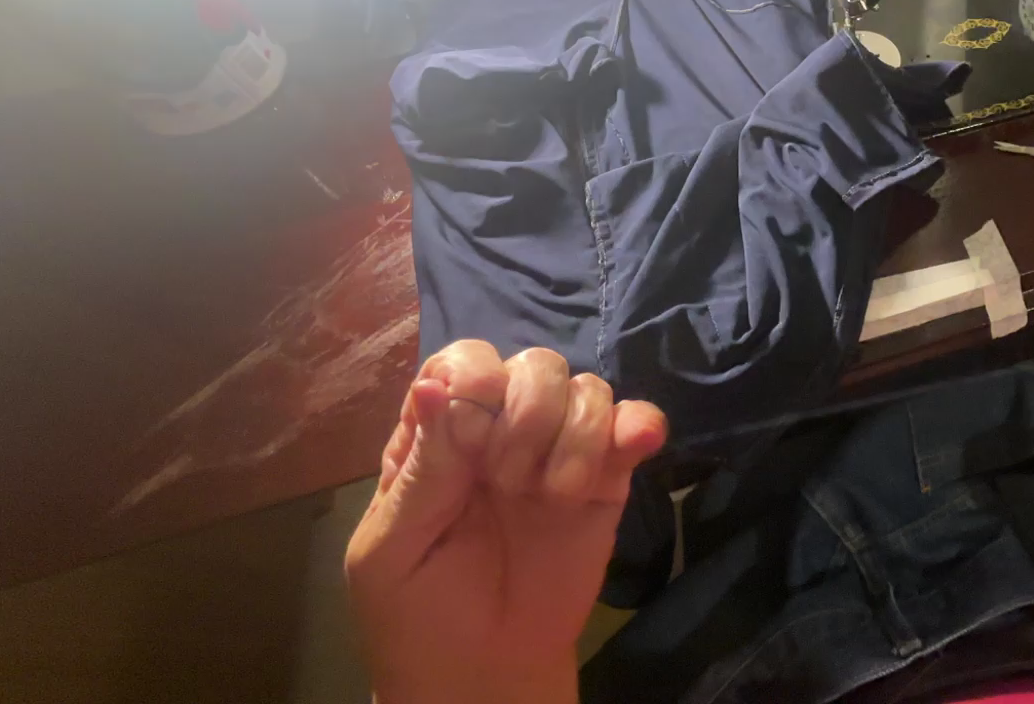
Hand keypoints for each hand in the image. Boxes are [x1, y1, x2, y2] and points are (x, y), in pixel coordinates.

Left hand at [345, 340, 667, 703]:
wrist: (487, 672)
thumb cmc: (420, 613)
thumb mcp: (393, 549)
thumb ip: (424, 468)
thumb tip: (434, 384)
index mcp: (444, 433)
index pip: (465, 360)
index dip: (478, 378)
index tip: (476, 435)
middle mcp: (507, 425)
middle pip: (537, 364)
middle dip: (529, 417)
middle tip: (508, 483)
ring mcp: (564, 447)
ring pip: (589, 388)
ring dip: (575, 438)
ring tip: (554, 498)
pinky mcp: (611, 474)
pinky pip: (638, 423)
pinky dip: (641, 425)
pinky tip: (631, 451)